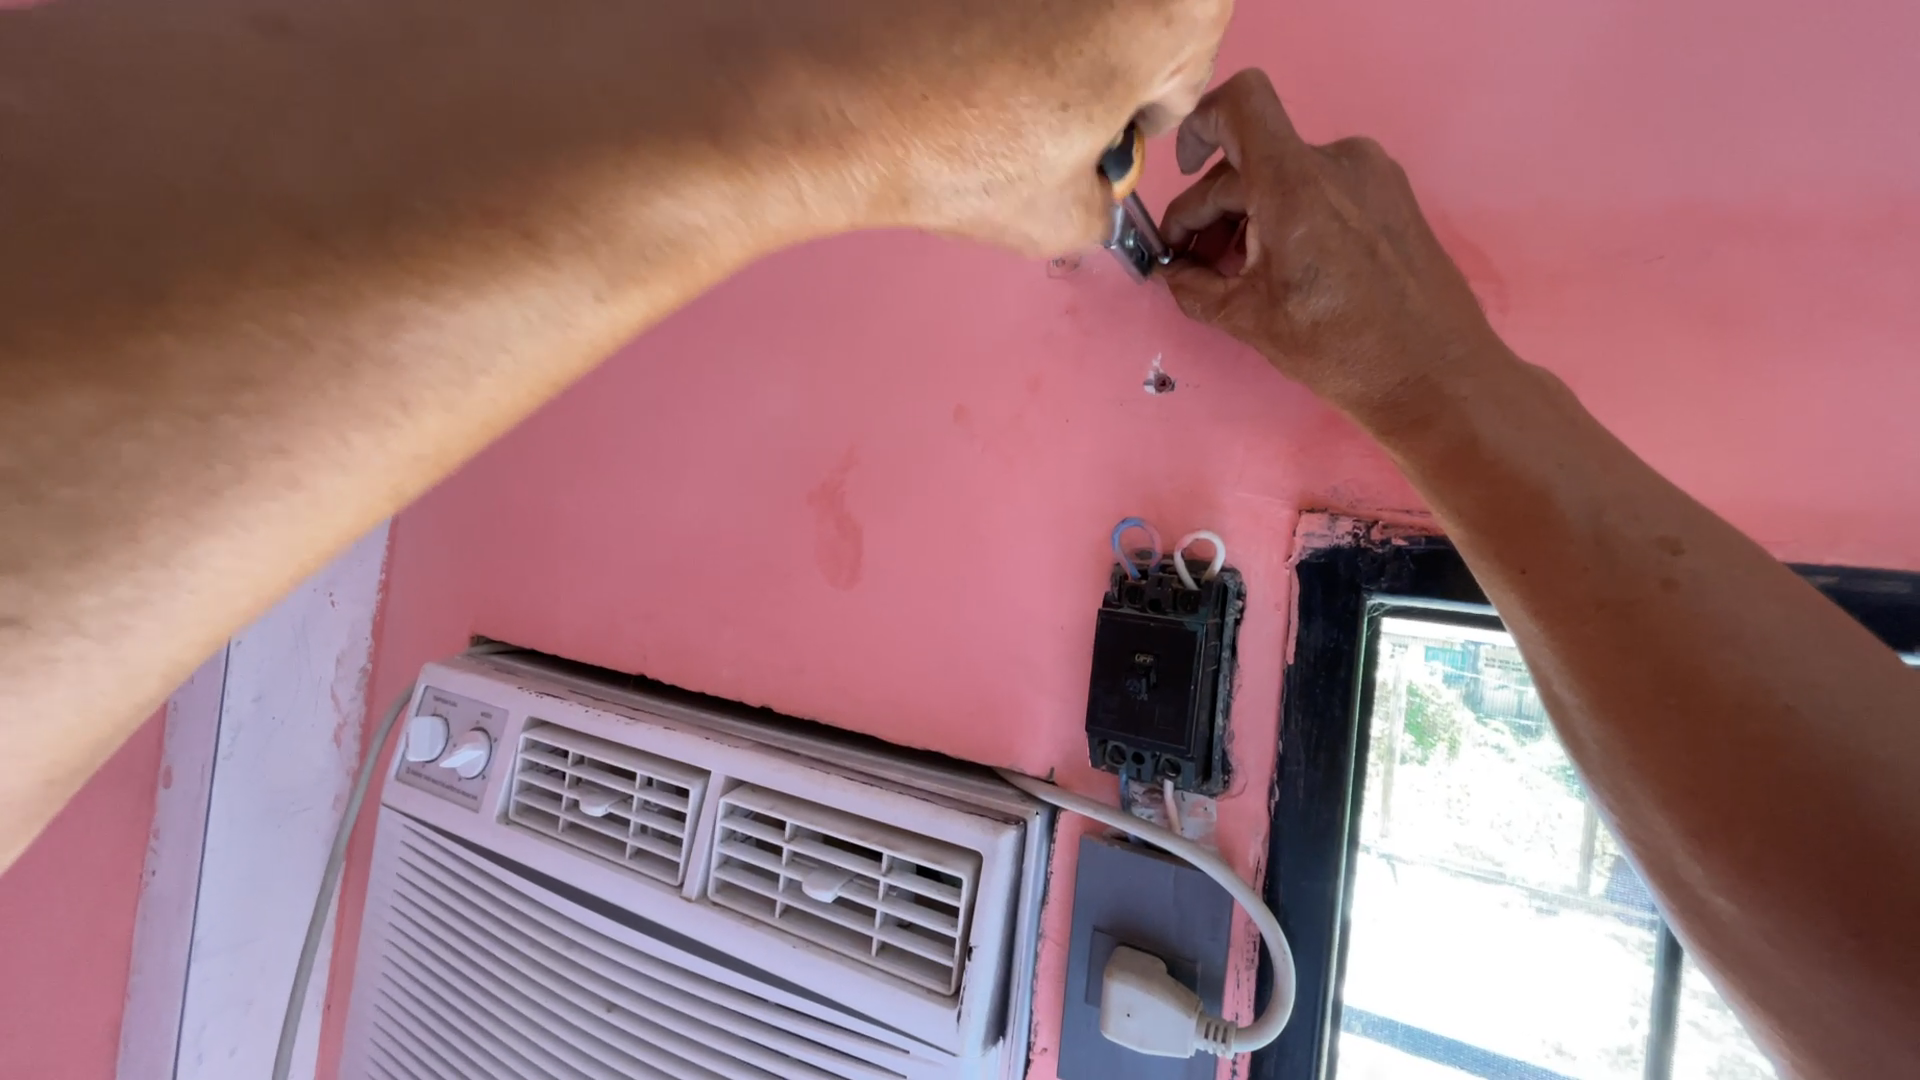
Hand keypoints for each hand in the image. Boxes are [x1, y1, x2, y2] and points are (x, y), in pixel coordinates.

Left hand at [848, 0, 1230, 254]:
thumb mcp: (1062, 219)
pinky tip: (960, 57)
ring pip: (1068, 8)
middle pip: (1135, 20)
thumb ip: (1105, 207)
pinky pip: (1009, 4)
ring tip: (990, 94)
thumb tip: (1093, 197)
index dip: (1142, 115)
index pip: (1190, 64)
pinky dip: (994, 21)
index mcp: (1172, 1)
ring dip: (1048, 46)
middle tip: (1044, 121)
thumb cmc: (960, 149)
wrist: (846, 100)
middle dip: (1101, 73)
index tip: (1104, 137)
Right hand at [1159, 70, 1508, 423]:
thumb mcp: (1245, 319)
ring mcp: (1369, 174)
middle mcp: (1335, 161)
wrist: (1429, 371)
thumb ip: (1192, 286)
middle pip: (1250, 161)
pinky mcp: (1388, 194)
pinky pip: (1317, 189)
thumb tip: (1171, 271)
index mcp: (1295, 184)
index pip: (1238, 106)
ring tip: (1232, 272)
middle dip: (1208, 209)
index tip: (1183, 172)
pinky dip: (1283, 217)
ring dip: (1244, 216)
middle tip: (1188, 262)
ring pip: (1283, 177)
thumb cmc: (1334, 347)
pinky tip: (1277, 267)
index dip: (1198, 126)